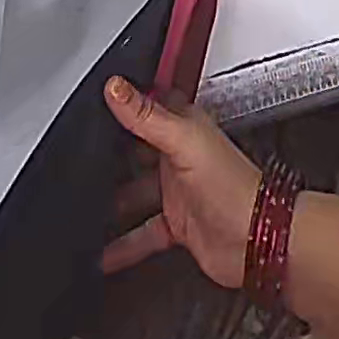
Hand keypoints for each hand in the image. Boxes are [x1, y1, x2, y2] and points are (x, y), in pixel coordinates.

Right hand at [100, 76, 262, 286]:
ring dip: (114, 199)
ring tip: (85, 202)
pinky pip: (143, 233)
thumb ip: (145, 114)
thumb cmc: (231, 183)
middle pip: (137, 149)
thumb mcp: (182, 141)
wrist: (256, 238)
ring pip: (136, 191)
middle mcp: (178, 155)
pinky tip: (104, 252)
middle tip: (82, 152)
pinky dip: (124, 243)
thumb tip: (115, 86)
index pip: (149, 105)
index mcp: (182, 127)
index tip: (98, 97)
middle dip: (112, 152)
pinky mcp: (177, 224)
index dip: (126, 100)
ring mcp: (177, 190)